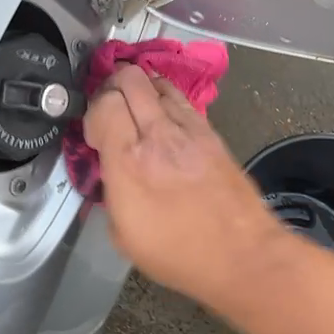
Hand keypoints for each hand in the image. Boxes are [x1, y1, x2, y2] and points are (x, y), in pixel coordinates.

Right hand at [85, 64, 291, 309]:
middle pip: (131, 79)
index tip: (93, 135)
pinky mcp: (212, 133)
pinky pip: (182, 100)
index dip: (92, 112)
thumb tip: (109, 175)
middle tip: (109, 107)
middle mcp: (158, 134)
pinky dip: (166, 99)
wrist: (241, 254)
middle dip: (113, 85)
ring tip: (135, 107)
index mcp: (129, 160)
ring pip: (158, 82)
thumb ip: (110, 193)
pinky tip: (162, 117)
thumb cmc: (177, 252)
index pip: (104, 102)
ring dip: (142, 88)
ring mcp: (189, 129)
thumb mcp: (123, 235)